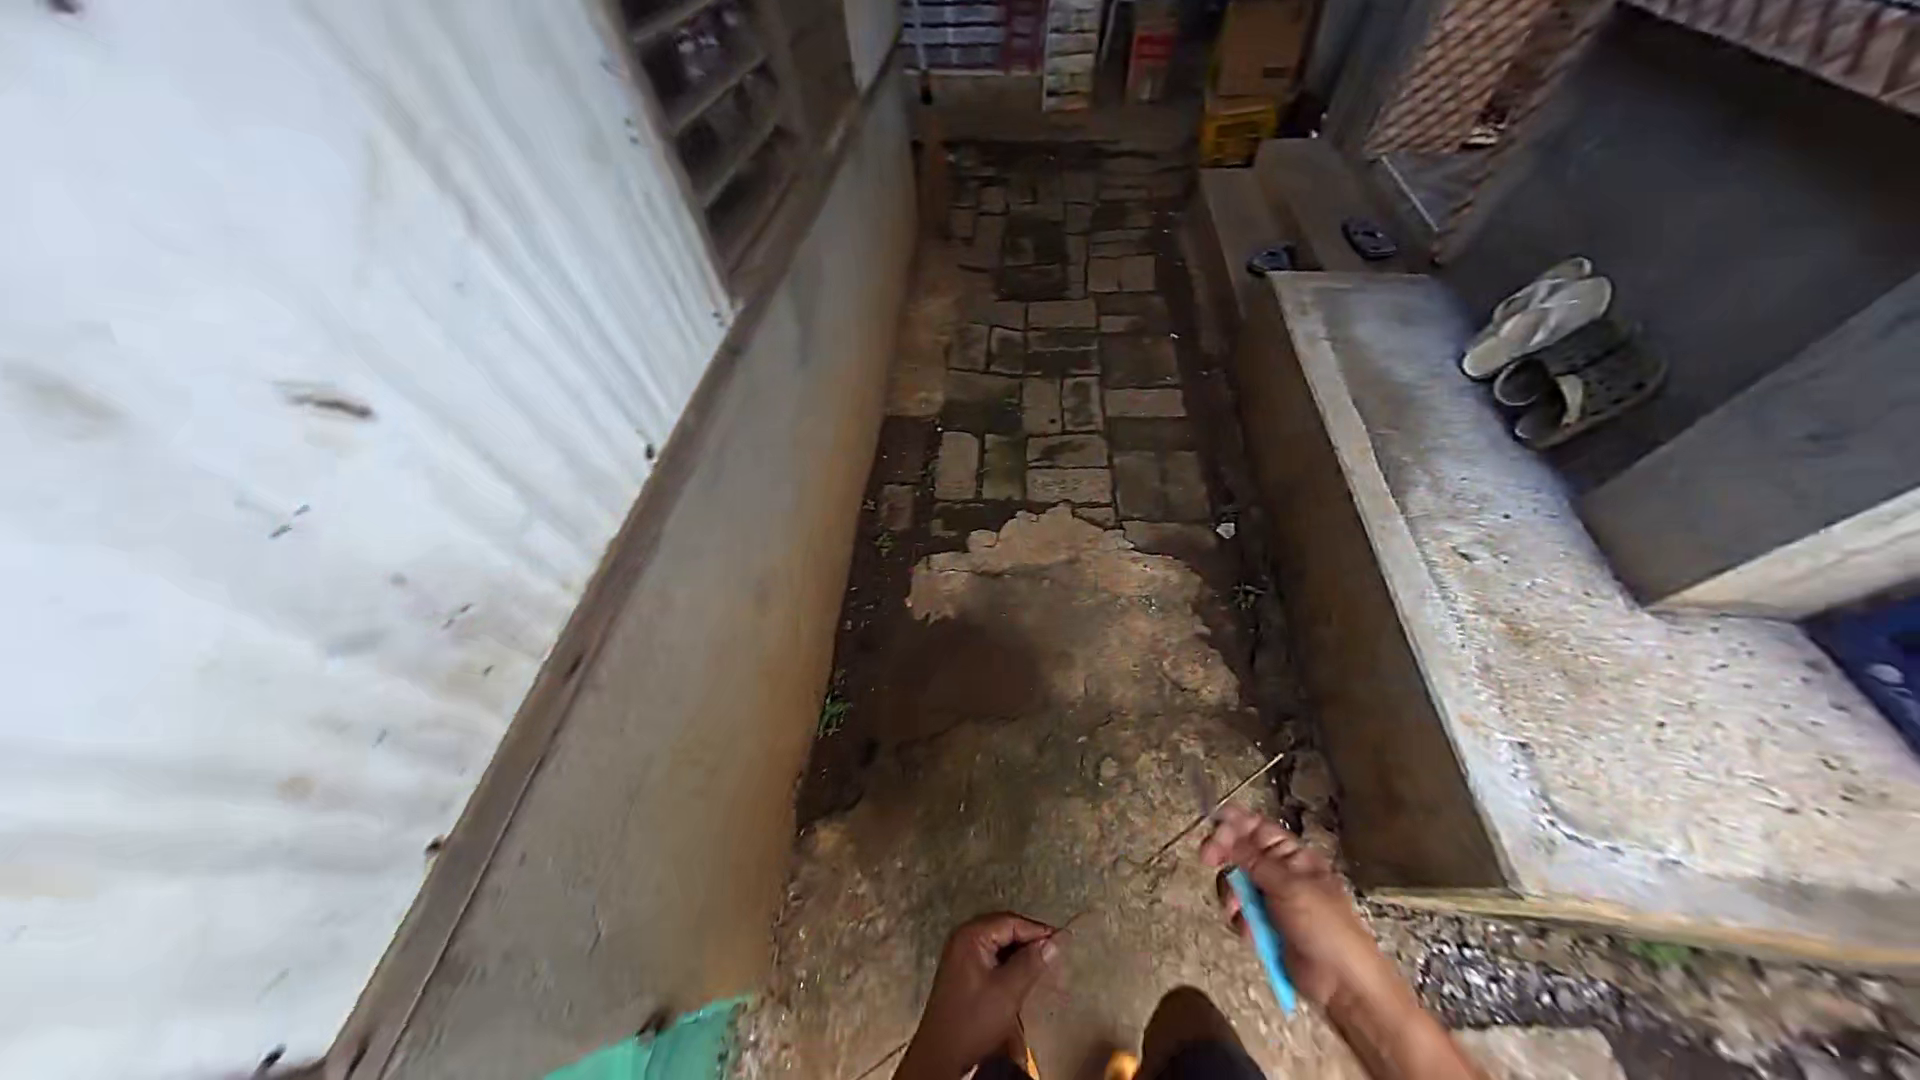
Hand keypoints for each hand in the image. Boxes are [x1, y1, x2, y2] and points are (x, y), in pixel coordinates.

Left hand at [895, 912, 1062, 1079]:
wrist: (942, 1056)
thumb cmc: (974, 1021)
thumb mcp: (1007, 992)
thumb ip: (1030, 964)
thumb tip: (1054, 943)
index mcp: (970, 936)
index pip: (1010, 922)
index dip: (1037, 931)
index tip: (1061, 941)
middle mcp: (963, 937)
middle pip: (1004, 929)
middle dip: (1029, 940)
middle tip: (1053, 953)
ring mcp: (960, 954)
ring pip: (998, 943)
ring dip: (1020, 952)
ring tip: (1042, 964)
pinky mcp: (962, 971)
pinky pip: (991, 956)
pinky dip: (1008, 963)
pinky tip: (1022, 975)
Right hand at [1198, 805, 1393, 1010]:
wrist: (1342, 984)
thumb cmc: (1326, 928)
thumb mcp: (1290, 887)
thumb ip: (1254, 859)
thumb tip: (1228, 832)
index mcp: (1294, 857)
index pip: (1257, 828)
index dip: (1234, 824)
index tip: (1212, 824)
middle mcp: (1280, 873)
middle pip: (1241, 852)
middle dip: (1224, 856)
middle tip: (1208, 859)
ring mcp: (1271, 900)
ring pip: (1236, 883)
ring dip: (1232, 895)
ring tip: (1237, 910)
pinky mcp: (1265, 924)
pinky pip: (1240, 911)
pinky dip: (1239, 919)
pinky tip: (1250, 931)